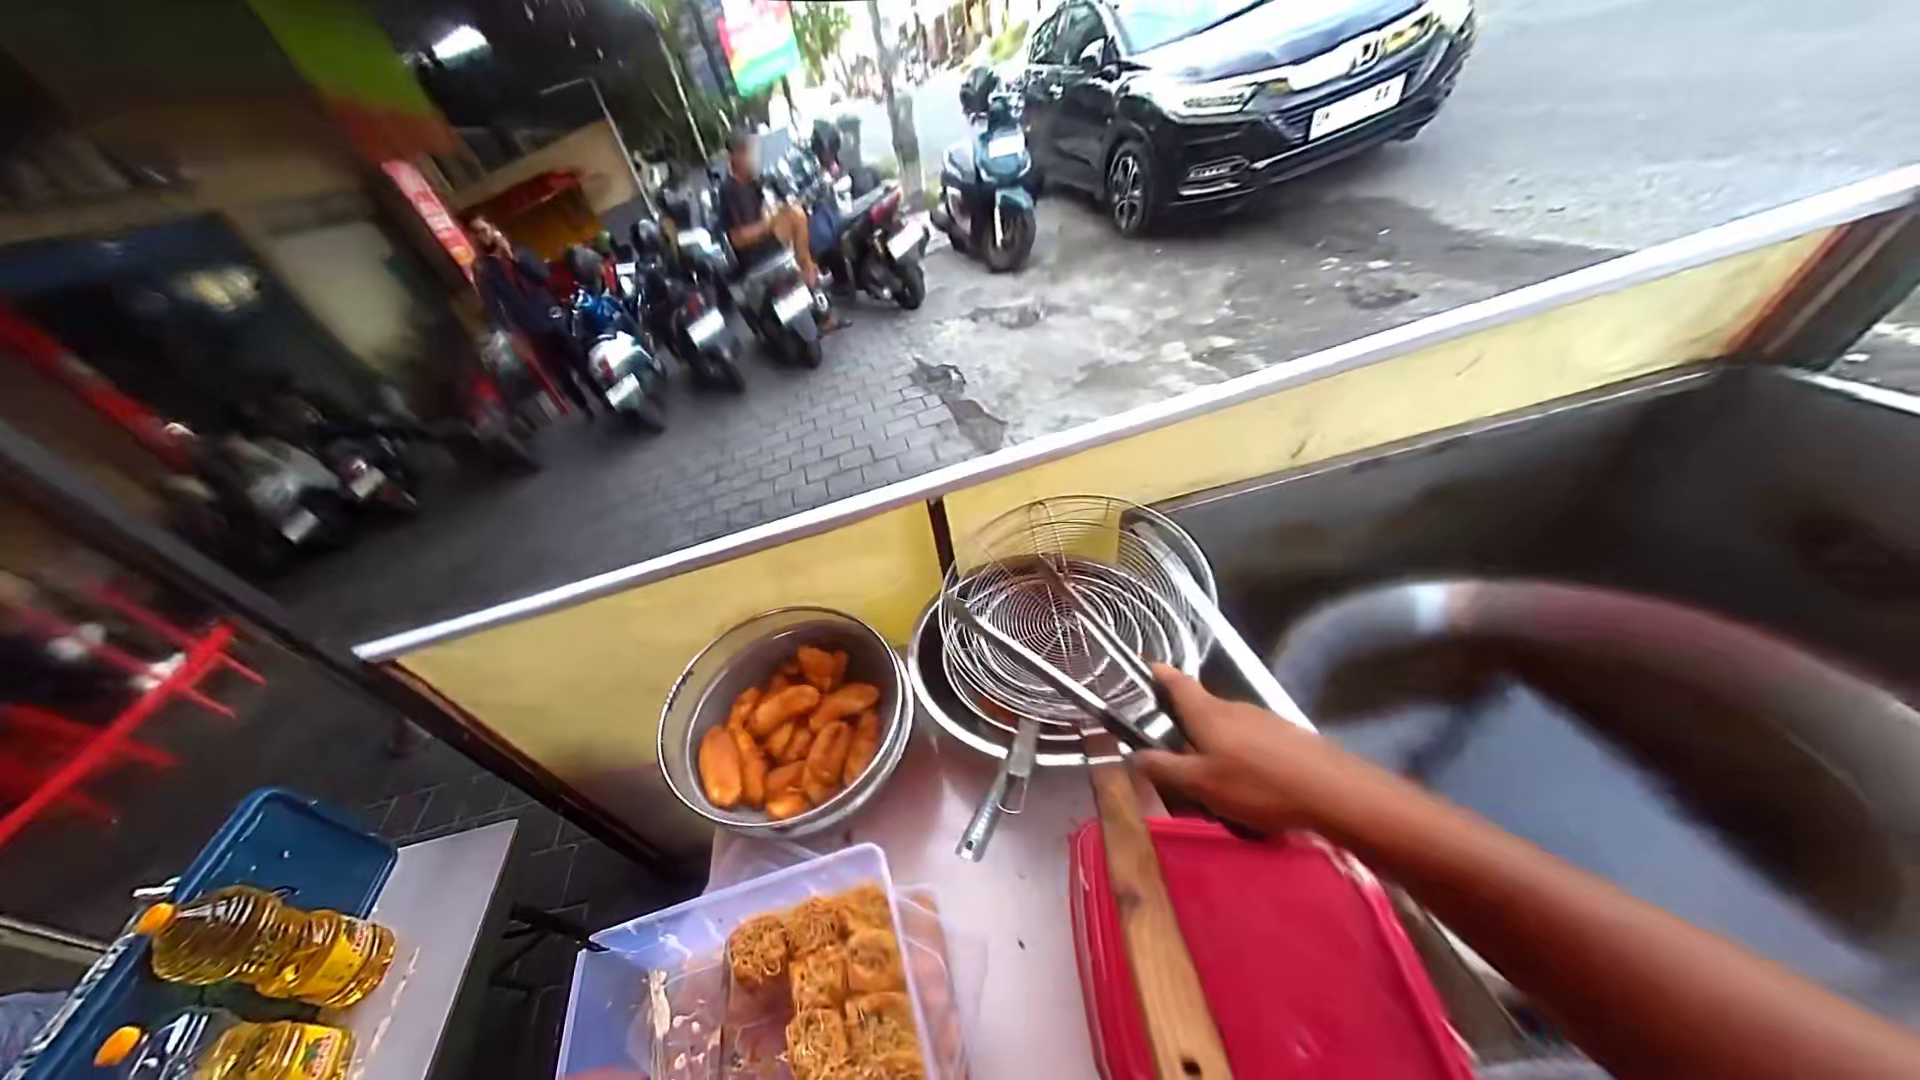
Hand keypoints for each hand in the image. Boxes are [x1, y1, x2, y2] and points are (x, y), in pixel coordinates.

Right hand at [1135, 665, 1395, 833]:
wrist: (1335, 793)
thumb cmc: (1257, 784)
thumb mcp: (1202, 784)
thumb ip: (1165, 768)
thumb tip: (1132, 755)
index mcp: (1206, 711)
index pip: (1175, 680)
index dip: (1157, 673)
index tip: (1143, 670)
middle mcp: (1233, 706)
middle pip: (1200, 708)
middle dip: (1184, 727)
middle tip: (1173, 756)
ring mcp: (1263, 719)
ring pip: (1227, 727)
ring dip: (1214, 745)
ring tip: (1213, 782)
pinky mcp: (1286, 736)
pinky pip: (1251, 741)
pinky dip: (1241, 757)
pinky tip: (1250, 787)